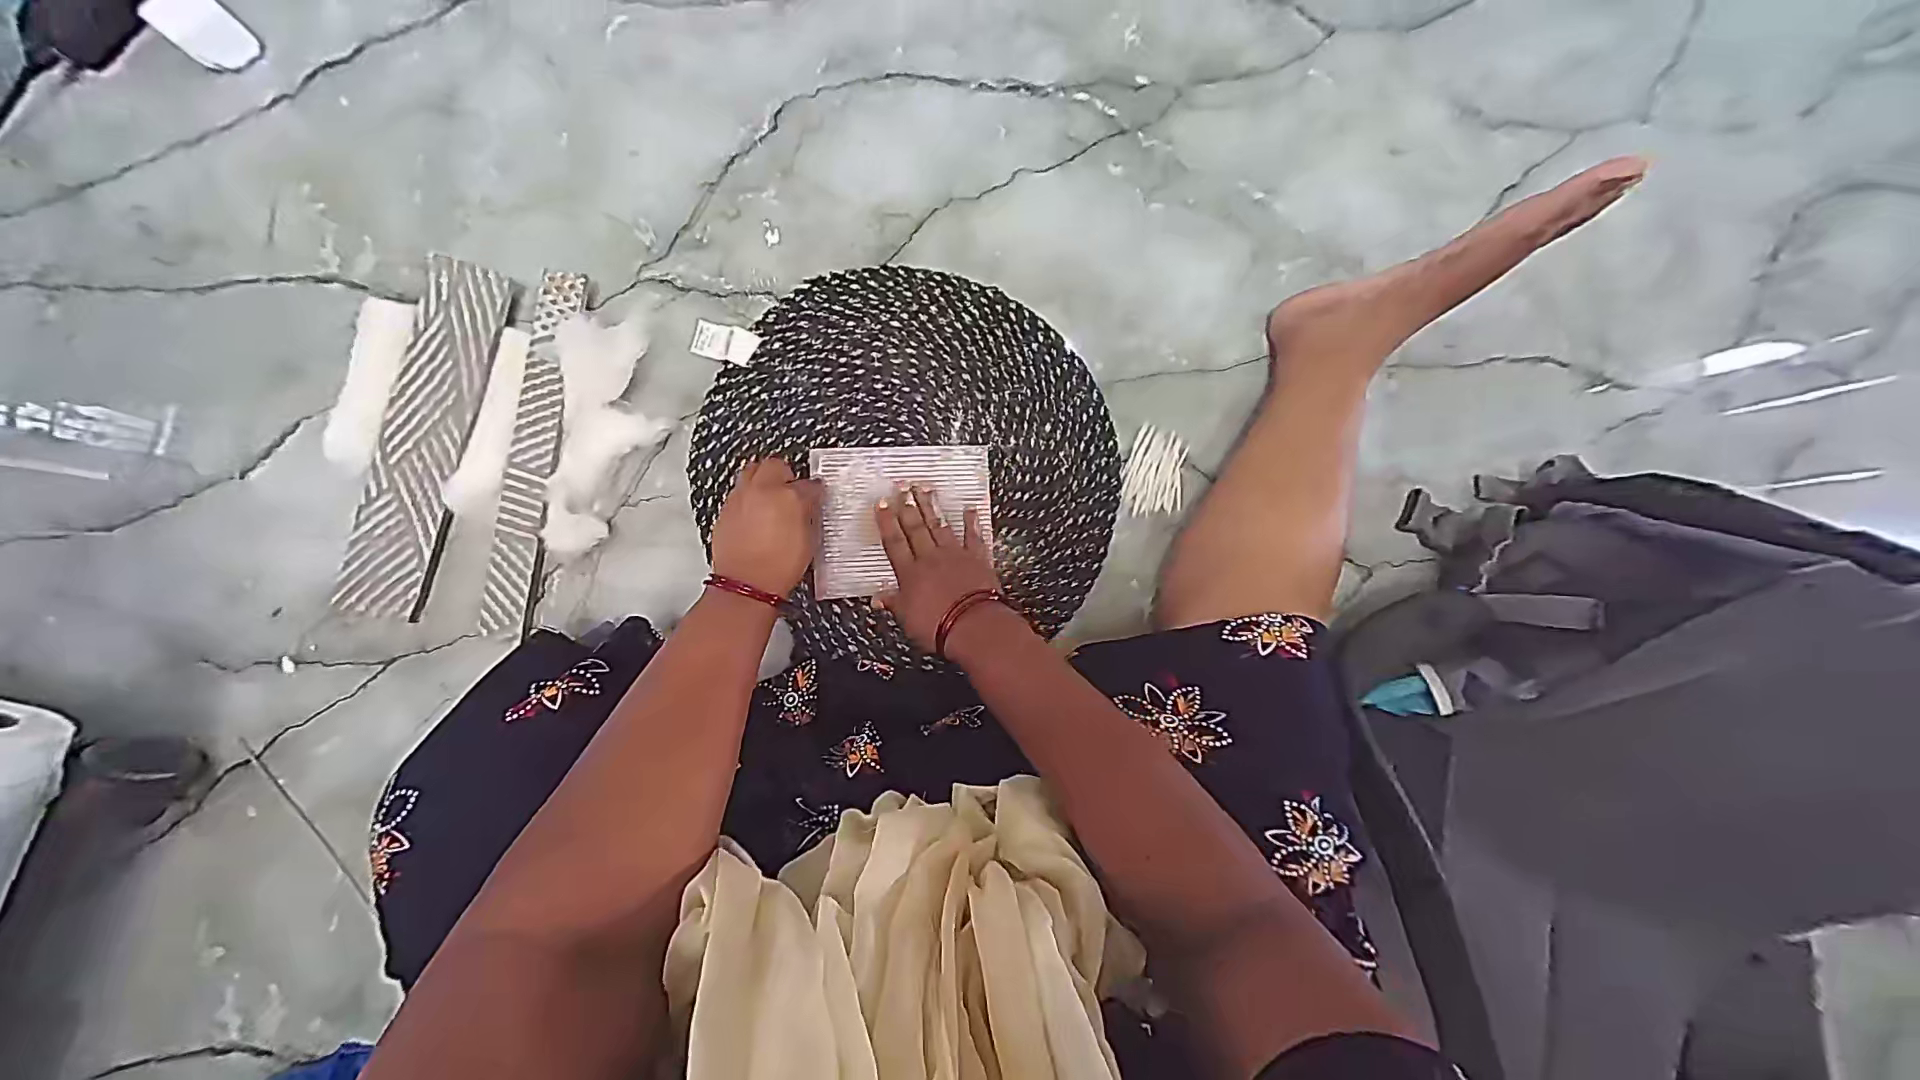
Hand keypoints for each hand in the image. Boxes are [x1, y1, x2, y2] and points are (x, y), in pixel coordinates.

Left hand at [709, 458, 822, 596]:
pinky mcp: (726, 510)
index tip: (816, 495)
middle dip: (785, 473)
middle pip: (774, 465)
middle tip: (792, 487)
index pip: (809, 483)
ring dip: (763, 479)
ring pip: (751, 472)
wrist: (747, 583)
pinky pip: (738, 492)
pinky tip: (756, 512)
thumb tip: (809, 504)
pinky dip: (748, 496)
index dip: (815, 490)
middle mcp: (762, 491)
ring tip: (771, 495)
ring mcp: (741, 498)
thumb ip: (809, 514)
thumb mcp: (808, 539)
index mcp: (789, 496)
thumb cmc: (779, 566)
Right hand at [873, 487, 1005, 653]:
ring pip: (940, 525)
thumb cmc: (938, 627)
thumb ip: (894, 603)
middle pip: (916, 527)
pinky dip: (971, 522)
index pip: (894, 542)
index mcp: (910, 572)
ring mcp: (955, 555)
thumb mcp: (907, 618)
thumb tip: (878, 598)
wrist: (974, 626)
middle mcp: (930, 558)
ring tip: (925, 489)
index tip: (882, 505)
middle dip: (907, 506)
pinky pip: (973, 536)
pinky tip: (969, 509)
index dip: (886, 522)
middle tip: (902, 487)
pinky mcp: (977, 559)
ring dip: (931, 506)